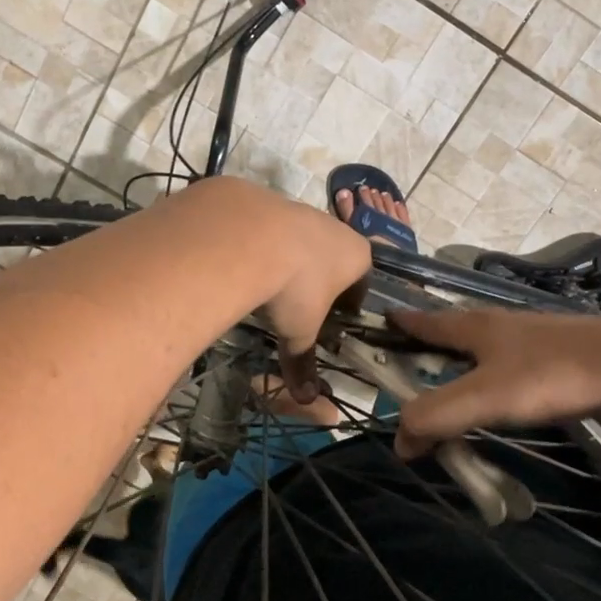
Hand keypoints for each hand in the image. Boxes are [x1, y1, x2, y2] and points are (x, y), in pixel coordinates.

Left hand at [175, 179, 371, 400]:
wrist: (248, 237)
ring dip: (285, 258)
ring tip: (263, 283)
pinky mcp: (264, 200)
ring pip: (297, 238)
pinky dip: (255, 245)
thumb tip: (308, 400)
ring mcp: (298, 208)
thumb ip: (303, 362)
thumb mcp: (300, 332)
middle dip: (315, 279)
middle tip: (295, 304)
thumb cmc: (293, 289)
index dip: (348, 302)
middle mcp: (334, 226)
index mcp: (357, 256)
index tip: (330, 319)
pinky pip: (264, 228)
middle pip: (330, 255)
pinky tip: (238, 263)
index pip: (362, 280)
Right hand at [387, 308, 600, 455]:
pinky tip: (495, 408)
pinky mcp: (552, 360)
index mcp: (471, 326)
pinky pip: (504, 372)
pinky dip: (487, 388)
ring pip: (477, 355)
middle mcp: (494, 327)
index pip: (420, 322)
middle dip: (422, 356)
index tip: (370, 332)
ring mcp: (526, 342)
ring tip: (444, 404)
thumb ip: (435, 416)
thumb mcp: (484, 398)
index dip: (394, 328)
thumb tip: (398, 439)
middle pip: (447, 337)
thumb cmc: (552, 375)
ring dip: (456, 375)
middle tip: (402, 383)